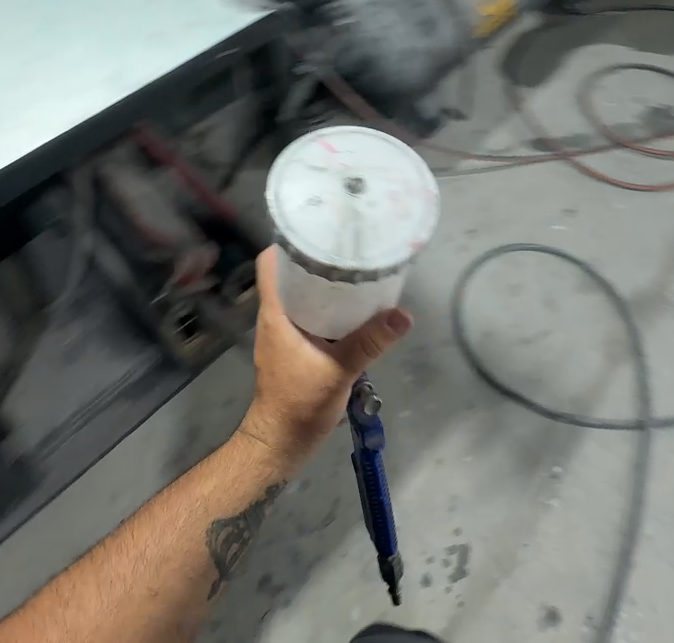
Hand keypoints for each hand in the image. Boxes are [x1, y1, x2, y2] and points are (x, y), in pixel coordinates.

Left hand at [235, 247, 413, 471]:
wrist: (280, 446)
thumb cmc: (298, 404)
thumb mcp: (338, 371)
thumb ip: (370, 343)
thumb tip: (403, 315)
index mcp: (275, 313)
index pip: (269, 264)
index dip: (287, 241)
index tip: (316, 227)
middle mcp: (276, 318)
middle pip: (290, 275)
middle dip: (315, 260)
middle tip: (348, 246)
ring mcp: (285, 335)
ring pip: (302, 297)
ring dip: (324, 285)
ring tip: (355, 269)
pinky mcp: (296, 350)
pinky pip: (311, 317)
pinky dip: (329, 308)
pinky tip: (355, 309)